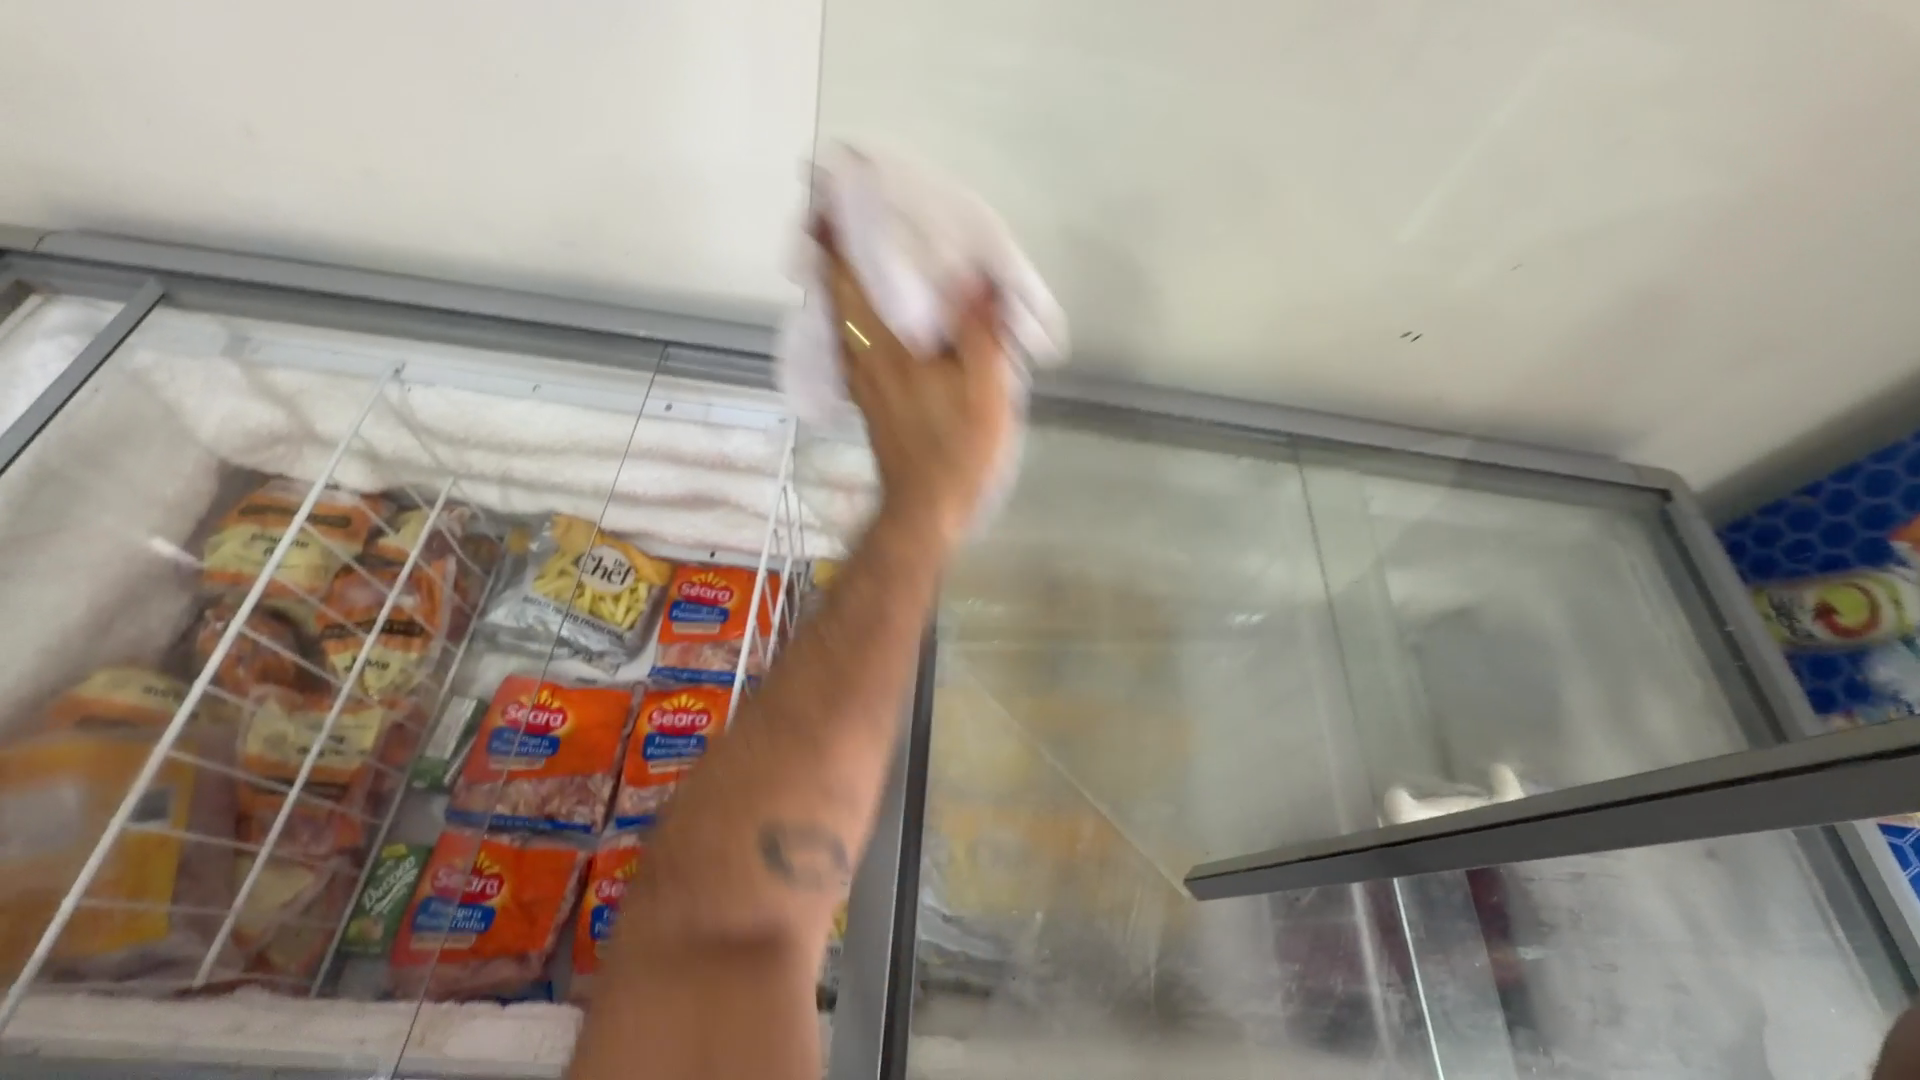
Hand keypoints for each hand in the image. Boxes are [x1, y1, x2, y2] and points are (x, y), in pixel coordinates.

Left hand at [817, 220, 1014, 553]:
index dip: (834, 239)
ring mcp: (864, 381)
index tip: (823, 198)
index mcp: (886, 348)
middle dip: (831, 252)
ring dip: (840, 282)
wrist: (925, 511)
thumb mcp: (984, 389)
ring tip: (849, 251)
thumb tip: (972, 272)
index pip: (849, 281)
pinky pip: (855, 341)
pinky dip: (855, 314)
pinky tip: (871, 312)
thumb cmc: (956, 450)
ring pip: (842, 319)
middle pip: (837, 295)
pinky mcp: (871, 399)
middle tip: (834, 214)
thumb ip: (978, 329)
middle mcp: (864, 358)